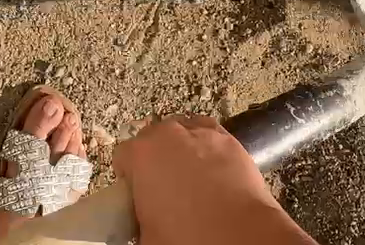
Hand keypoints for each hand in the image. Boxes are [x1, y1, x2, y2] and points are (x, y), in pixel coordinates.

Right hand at [114, 116, 316, 244]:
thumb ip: (137, 221)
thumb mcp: (147, 239)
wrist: (242, 238)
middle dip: (154, 161)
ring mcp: (198, 131)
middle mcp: (166, 133)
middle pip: (150, 139)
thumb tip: (143, 225)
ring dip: (180, 150)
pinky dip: (205, 147)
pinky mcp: (226, 137)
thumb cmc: (189, 239)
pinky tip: (212, 170)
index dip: (128, 180)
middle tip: (164, 193)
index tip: (136, 199)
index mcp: (140, 155)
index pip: (122, 157)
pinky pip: (207, 134)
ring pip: (180, 133)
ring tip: (191, 181)